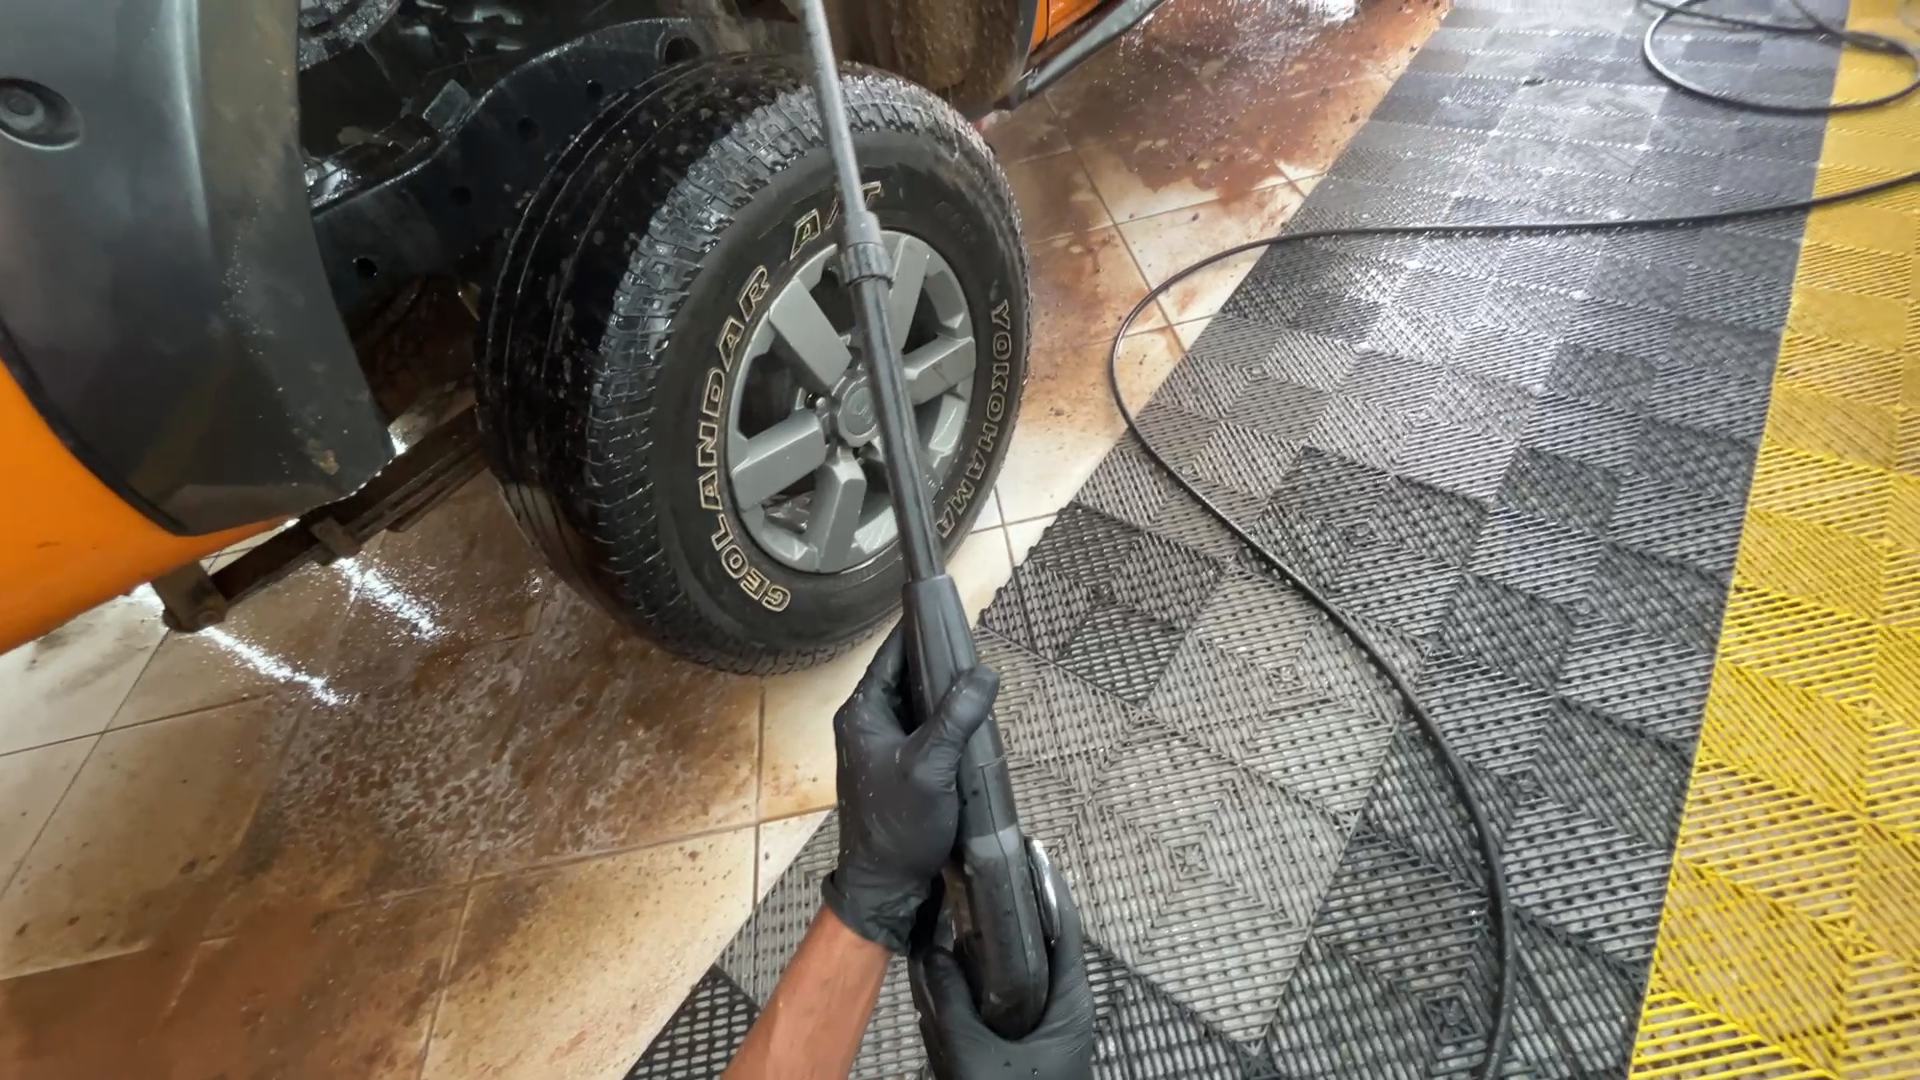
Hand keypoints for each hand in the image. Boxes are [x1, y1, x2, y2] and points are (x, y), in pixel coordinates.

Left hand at [821, 626, 997, 953]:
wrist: (886, 886)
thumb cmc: (898, 827)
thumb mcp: (931, 766)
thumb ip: (956, 717)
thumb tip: (983, 673)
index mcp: (862, 712)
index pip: (890, 654)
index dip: (918, 631)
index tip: (945, 611)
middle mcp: (867, 722)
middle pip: (905, 675)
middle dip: (938, 663)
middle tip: (973, 646)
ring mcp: (881, 744)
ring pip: (916, 702)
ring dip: (942, 692)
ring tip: (975, 677)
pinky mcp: (897, 763)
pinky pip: (922, 727)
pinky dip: (943, 719)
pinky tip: (968, 718)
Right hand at [909, 860, 1095, 1079]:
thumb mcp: (976, 1058)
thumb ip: (951, 1004)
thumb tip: (930, 951)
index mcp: (1069, 1003)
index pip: (1066, 926)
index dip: (1050, 885)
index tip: (1029, 849)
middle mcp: (1064, 1005)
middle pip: (1048, 938)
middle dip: (1021, 902)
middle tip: (988, 866)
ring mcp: (1048, 1022)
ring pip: (1029, 964)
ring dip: (1006, 932)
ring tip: (973, 896)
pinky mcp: (1030, 1038)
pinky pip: (1013, 989)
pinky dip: (993, 965)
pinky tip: (963, 956)